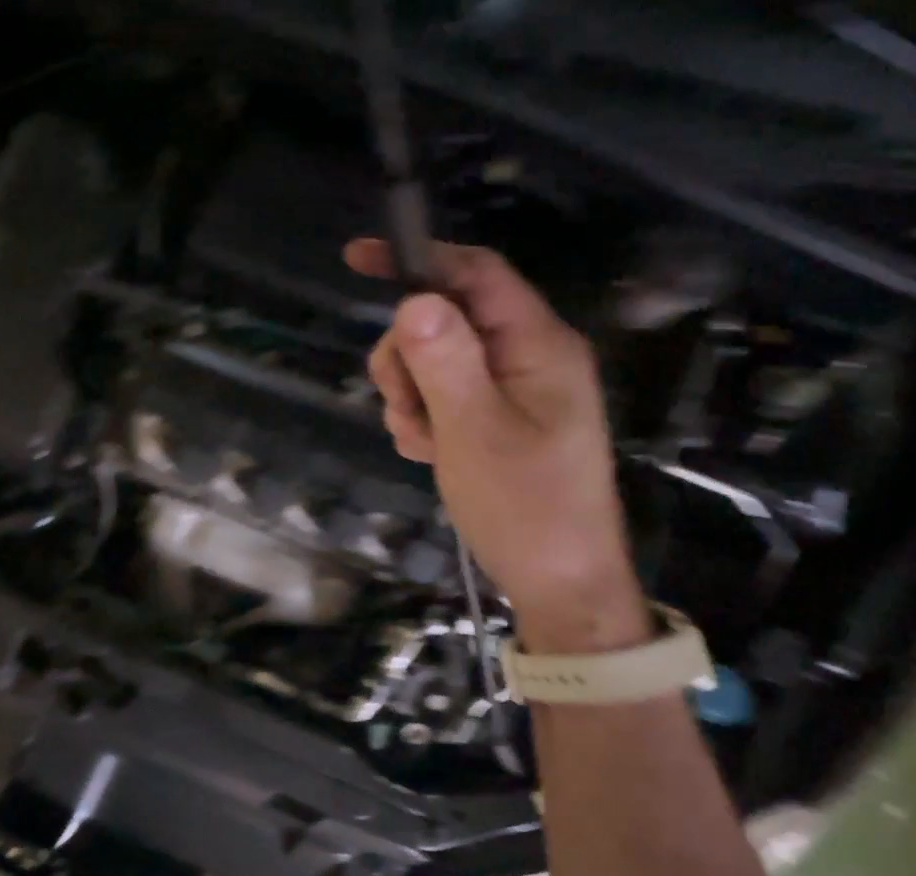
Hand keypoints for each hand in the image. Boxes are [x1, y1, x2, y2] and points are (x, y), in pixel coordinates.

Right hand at [344, 238, 650, 651]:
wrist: (555, 577)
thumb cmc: (524, 505)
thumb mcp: (475, 433)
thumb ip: (445, 364)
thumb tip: (412, 301)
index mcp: (536, 345)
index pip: (475, 275)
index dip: (420, 259)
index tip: (360, 259)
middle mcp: (524, 356)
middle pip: (440, 320)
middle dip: (405, 359)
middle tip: (407, 409)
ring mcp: (508, 388)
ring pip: (430, 362)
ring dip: (409, 398)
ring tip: (425, 444)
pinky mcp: (492, 417)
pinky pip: (437, 397)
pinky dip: (420, 420)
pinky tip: (430, 453)